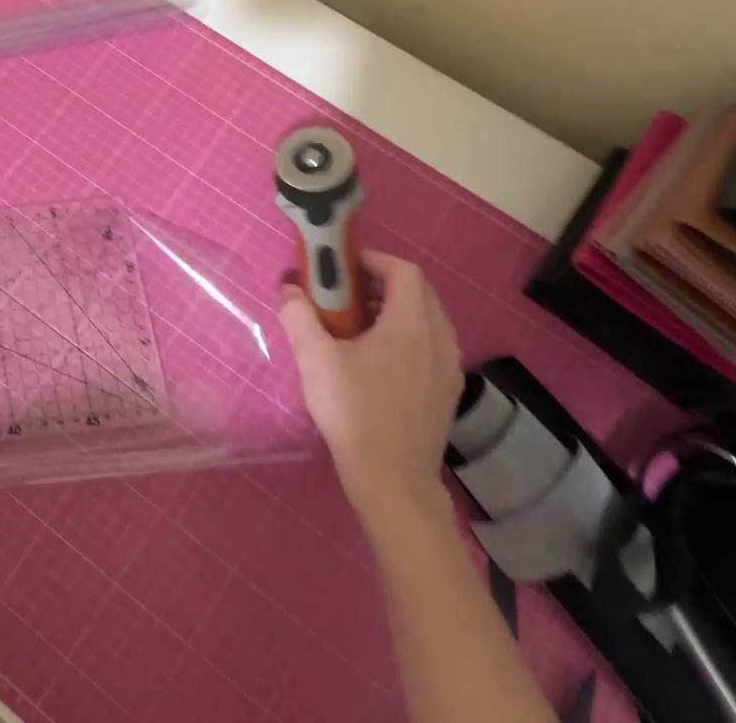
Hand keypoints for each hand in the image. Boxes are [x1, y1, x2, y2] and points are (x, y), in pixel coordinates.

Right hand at [277, 251, 462, 532]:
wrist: (391, 475)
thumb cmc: (352, 411)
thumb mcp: (314, 359)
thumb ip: (299, 317)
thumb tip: (288, 289)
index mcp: (411, 325)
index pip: (405, 272)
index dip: (374, 260)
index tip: (343, 267)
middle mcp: (439, 339)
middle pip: (419, 293)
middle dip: (380, 283)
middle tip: (344, 294)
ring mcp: (448, 366)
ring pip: (427, 320)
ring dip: (393, 310)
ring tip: (355, 326)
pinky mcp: (446, 389)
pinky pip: (430, 345)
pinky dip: (405, 335)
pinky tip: (374, 359)